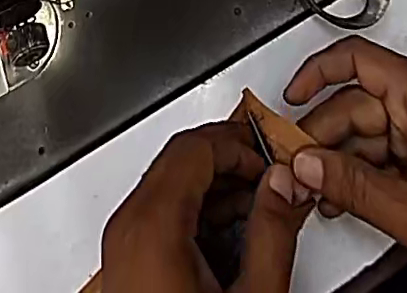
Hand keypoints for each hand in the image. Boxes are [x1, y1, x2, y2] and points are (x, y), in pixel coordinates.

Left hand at [101, 122, 313, 292]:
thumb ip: (272, 232)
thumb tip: (284, 184)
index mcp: (152, 225)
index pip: (195, 147)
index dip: (238, 144)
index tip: (270, 156)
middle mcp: (129, 226)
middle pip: (181, 160)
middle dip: (230, 161)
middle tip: (270, 176)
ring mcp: (122, 245)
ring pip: (171, 184)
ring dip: (216, 185)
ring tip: (259, 206)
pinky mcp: (126, 262)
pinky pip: (162, 212)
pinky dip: (197, 210)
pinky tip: (232, 233)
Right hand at [287, 37, 406, 292]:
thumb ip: (354, 188)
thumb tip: (308, 165)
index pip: (358, 60)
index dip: (317, 72)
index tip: (290, 94)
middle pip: (361, 102)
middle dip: (325, 133)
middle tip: (297, 163)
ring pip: (376, 135)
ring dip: (346, 162)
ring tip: (320, 192)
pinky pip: (396, 158)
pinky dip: (370, 178)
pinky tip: (351, 201)